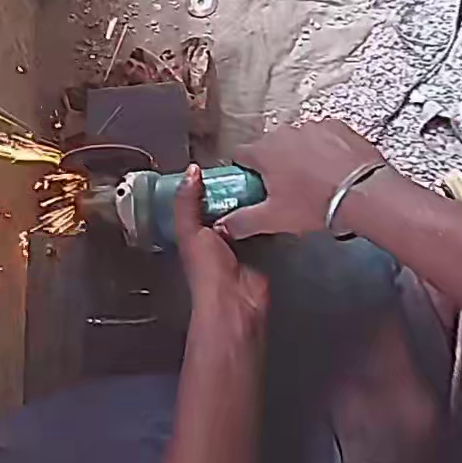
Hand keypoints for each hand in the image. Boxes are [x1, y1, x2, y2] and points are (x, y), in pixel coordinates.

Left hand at [173, 165, 268, 332]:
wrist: (236, 299)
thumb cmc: (207, 269)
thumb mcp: (189, 231)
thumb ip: (186, 202)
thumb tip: (191, 170)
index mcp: (194, 231)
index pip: (198, 200)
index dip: (206, 182)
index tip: (219, 163)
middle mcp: (216, 235)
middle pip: (225, 204)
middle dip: (233, 189)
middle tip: (246, 166)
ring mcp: (239, 241)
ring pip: (245, 212)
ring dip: (251, 199)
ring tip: (261, 177)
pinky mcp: (260, 246)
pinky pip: (263, 224)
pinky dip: (268, 213)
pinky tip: (274, 198)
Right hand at [218, 120, 390, 238]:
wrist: (363, 193)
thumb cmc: (316, 204)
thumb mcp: (273, 219)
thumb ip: (242, 221)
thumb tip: (223, 225)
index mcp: (264, 151)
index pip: (240, 155)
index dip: (244, 171)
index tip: (253, 185)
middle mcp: (285, 132)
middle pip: (269, 147)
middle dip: (274, 164)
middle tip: (286, 189)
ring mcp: (312, 127)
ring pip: (296, 141)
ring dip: (299, 155)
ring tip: (313, 181)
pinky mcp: (337, 127)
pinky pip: (322, 136)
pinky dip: (323, 149)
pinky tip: (332, 169)